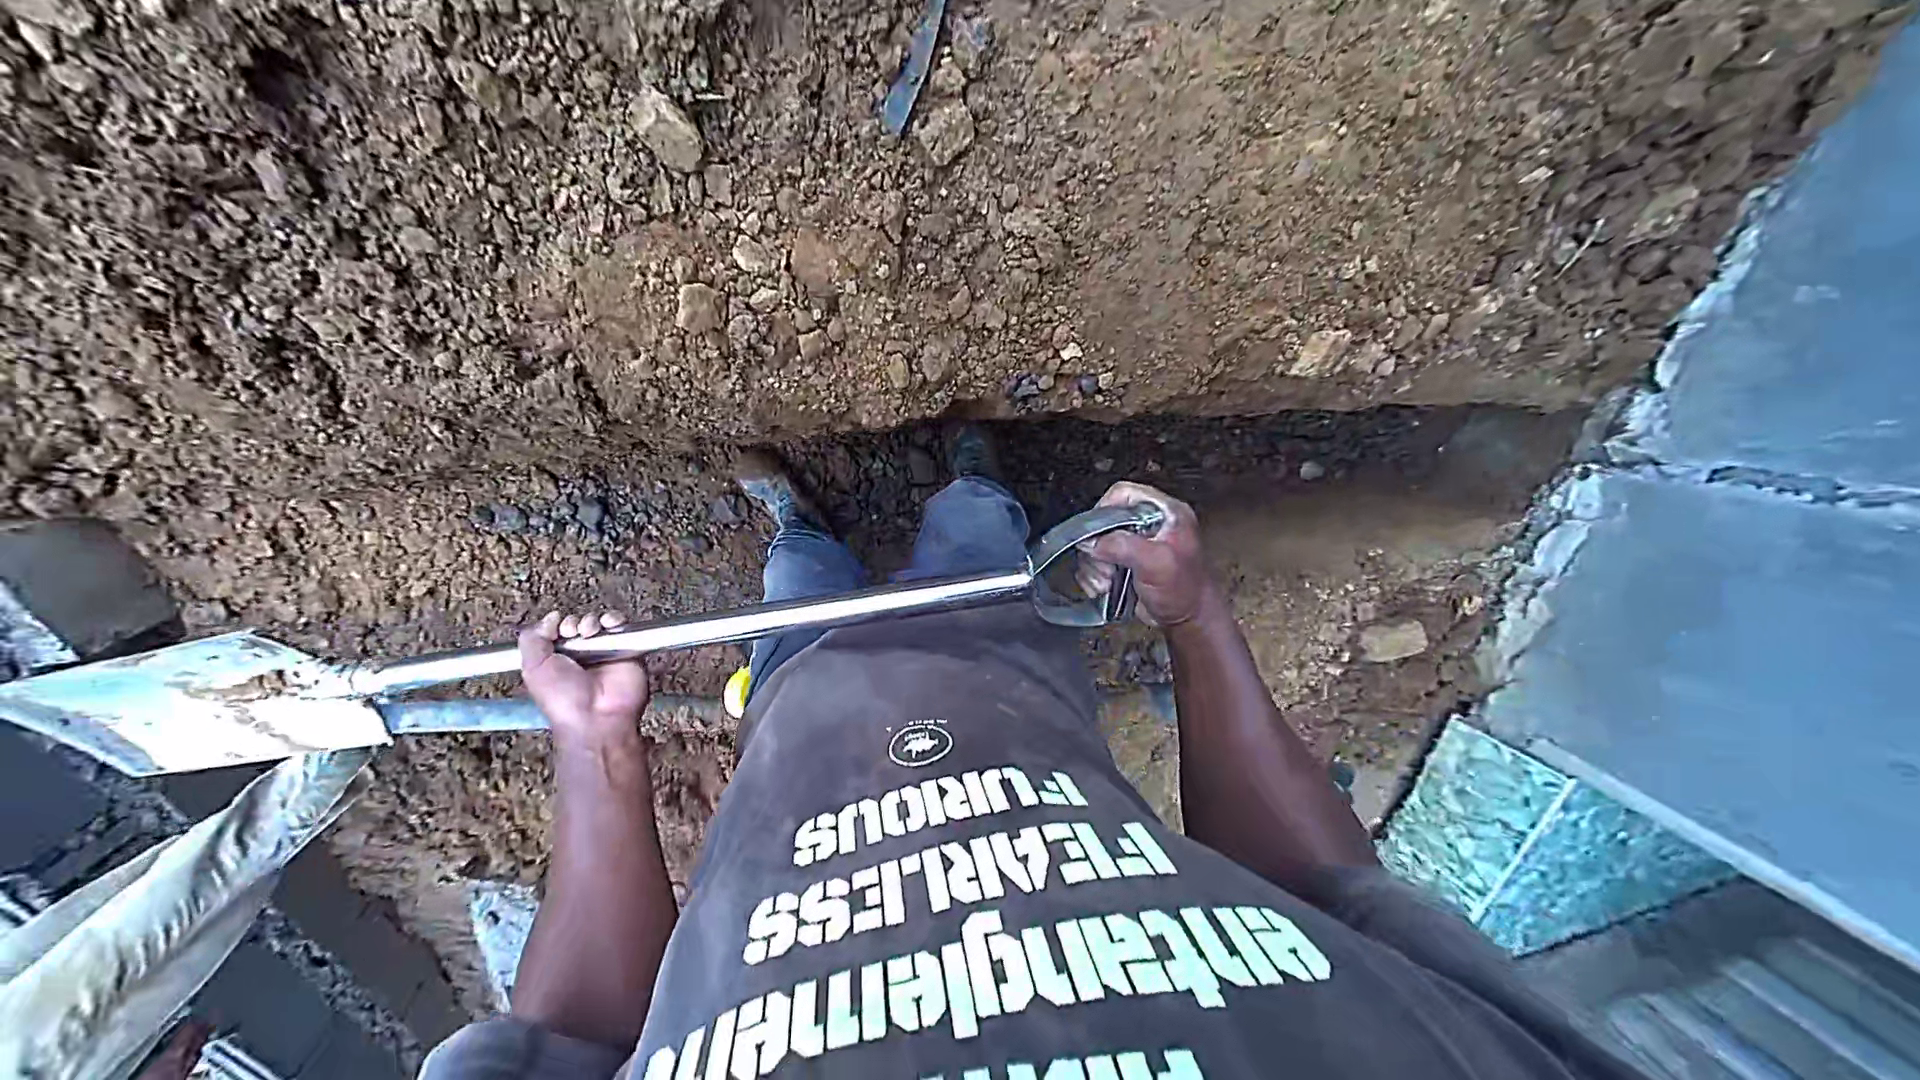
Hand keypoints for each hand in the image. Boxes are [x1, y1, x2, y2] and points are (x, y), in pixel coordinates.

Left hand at [519, 609, 649, 743]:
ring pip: (601, 623)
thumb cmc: (563, 700)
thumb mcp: (533, 668)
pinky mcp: (628, 651)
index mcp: (558, 660)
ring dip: (594, 620)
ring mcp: (606, 653)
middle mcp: (583, 656)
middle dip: (575, 622)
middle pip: (580, 624)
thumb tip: (551, 617)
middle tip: (573, 633)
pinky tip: (609, 626)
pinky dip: (616, 621)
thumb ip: (533, 639)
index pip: (558, 631)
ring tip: (590, 632)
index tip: (557, 633)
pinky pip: (624, 628)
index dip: (556, 626)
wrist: (597, 716)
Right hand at [1076, 481, 1219, 626]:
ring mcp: (1136, 544)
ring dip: (1094, 566)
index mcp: (1165, 513)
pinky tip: (1103, 588)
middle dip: (1098, 547)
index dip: (1105, 510)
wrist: (1190, 621)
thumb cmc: (1185, 592)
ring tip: (1106, 582)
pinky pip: (1097, 562)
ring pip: (1097, 544)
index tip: (1097, 533)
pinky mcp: (1126, 562)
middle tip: (1105, 567)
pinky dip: (1094, 576)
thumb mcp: (1158, 563)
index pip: (1124, 494)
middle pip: (1104, 521)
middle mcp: (1149, 524)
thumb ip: (1125, 546)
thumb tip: (1094, 542)